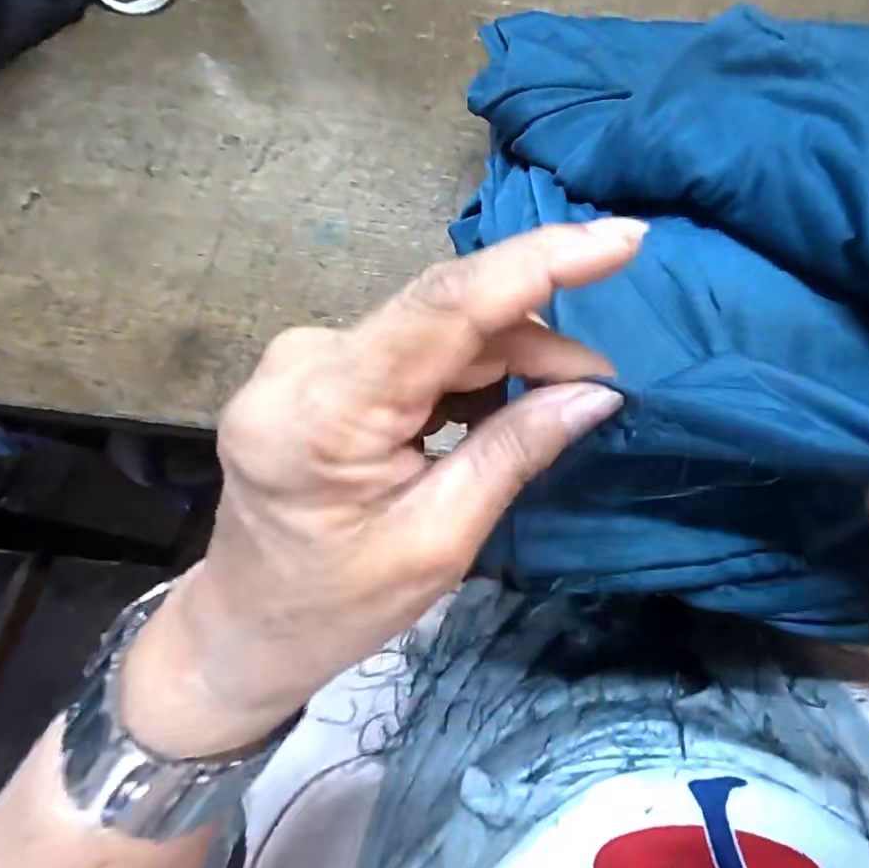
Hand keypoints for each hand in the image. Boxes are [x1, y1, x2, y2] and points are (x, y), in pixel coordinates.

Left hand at [117, 220, 645, 756]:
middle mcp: (310, 359)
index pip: (448, 306)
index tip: (624, 238)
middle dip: (544, 341)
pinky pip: (431, 345)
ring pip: (451, 328)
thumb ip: (515, 452)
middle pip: (458, 315)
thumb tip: (597, 394)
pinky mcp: (333, 364)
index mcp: (324, 412)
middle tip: (605, 387)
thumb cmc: (336, 606)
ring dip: (520, 358)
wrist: (243, 628)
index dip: (543, 262)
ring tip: (568, 402)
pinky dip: (487, 368)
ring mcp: (316, 354)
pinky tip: (516, 402)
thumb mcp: (440, 542)